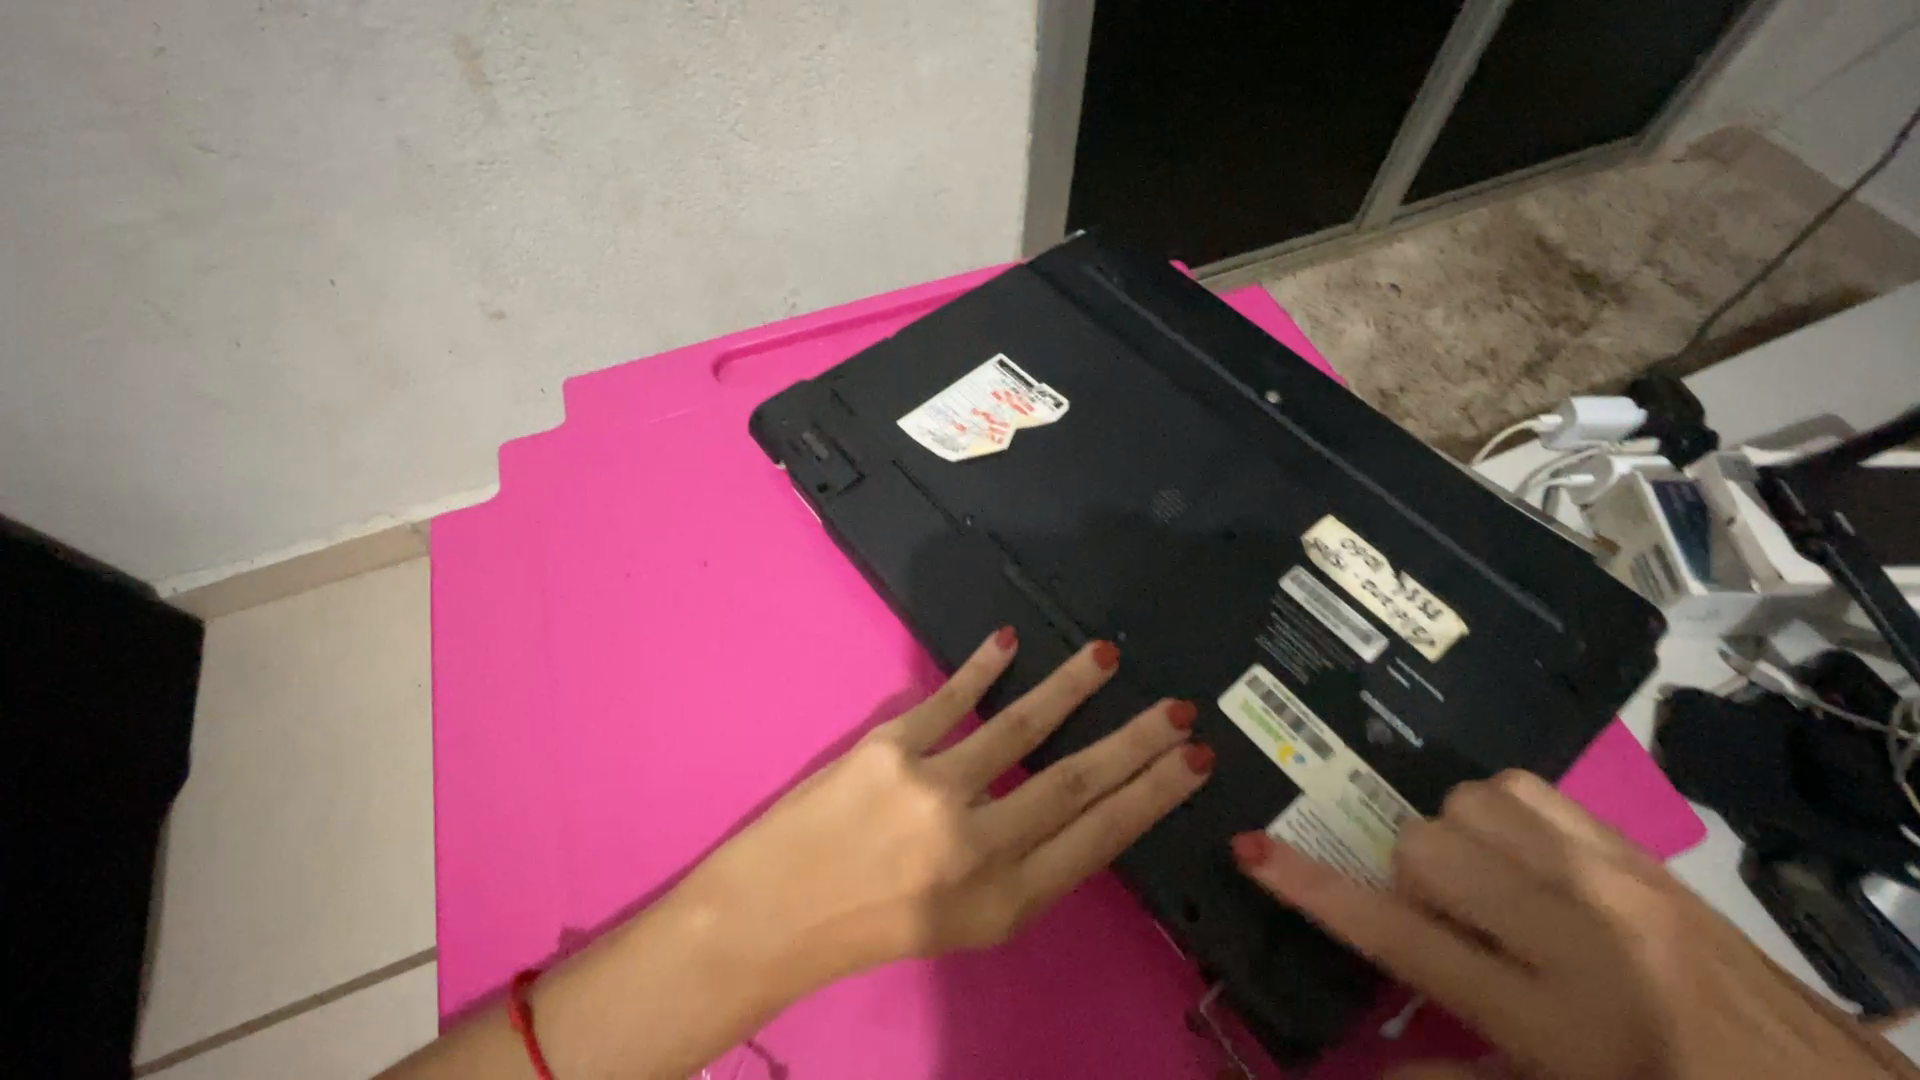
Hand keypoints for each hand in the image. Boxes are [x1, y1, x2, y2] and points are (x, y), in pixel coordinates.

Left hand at [677, 628, 1213, 990]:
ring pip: (1020, 729)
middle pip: (1074, 783)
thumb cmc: (876, 923)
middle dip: (1136, 744)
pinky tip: (1008, 643)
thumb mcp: (970, 922)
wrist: (774, 914)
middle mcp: (976, 846)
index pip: (1099, 838)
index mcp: (1005, 901)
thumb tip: (1081, 808)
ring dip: (1069, 689)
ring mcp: (930, 790)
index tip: (1194, 762)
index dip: (1154, 796)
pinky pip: (948, 699)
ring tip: (1105, 657)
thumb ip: (1027, 869)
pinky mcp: (886, 749)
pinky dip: (981, 668)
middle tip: (1180, 710)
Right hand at [1233, 770, 1916, 1079]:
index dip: (1312, 890)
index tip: (1251, 849)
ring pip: (1467, 806)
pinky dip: (1498, 813)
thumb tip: (1370, 1068)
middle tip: (1447, 923)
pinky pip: (1523, 787)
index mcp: (1555, 1022)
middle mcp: (1575, 933)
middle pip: (1425, 850)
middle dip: (1411, 878)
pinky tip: (1522, 855)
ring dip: (1453, 842)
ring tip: (1488, 888)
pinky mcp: (1640, 851)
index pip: (1399, 939)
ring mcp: (1612, 879)